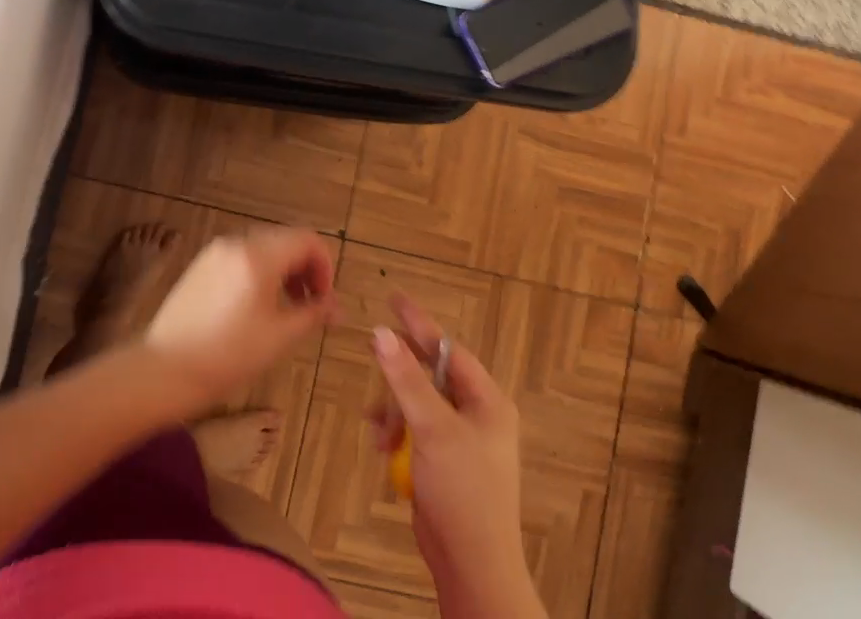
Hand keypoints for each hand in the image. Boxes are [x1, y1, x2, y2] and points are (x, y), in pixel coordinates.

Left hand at [143, 227, 336, 412]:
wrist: (166, 369)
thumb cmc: (229, 355)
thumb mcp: (280, 336)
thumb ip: (313, 313)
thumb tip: (336, 307)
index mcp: (258, 255)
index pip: (307, 239)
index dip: (325, 266)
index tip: (325, 300)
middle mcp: (236, 244)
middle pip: (285, 240)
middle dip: (305, 268)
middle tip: (310, 306)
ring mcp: (214, 253)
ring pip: (263, 248)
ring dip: (283, 271)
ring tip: (285, 309)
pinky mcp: (200, 266)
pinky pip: (240, 258)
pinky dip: (259, 273)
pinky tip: (256, 307)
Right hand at [369, 295, 535, 617]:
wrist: (471, 561)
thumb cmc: (462, 489)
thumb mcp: (431, 428)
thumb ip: (405, 379)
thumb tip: (380, 333)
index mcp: (487, 401)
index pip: (448, 349)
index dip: (419, 325)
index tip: (393, 299)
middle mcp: (477, 415)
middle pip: (429, 377)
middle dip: (399, 383)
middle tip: (372, 373)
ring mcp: (460, 440)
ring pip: (416, 405)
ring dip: (393, 413)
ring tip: (379, 434)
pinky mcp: (442, 461)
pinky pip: (413, 430)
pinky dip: (396, 434)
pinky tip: (382, 447)